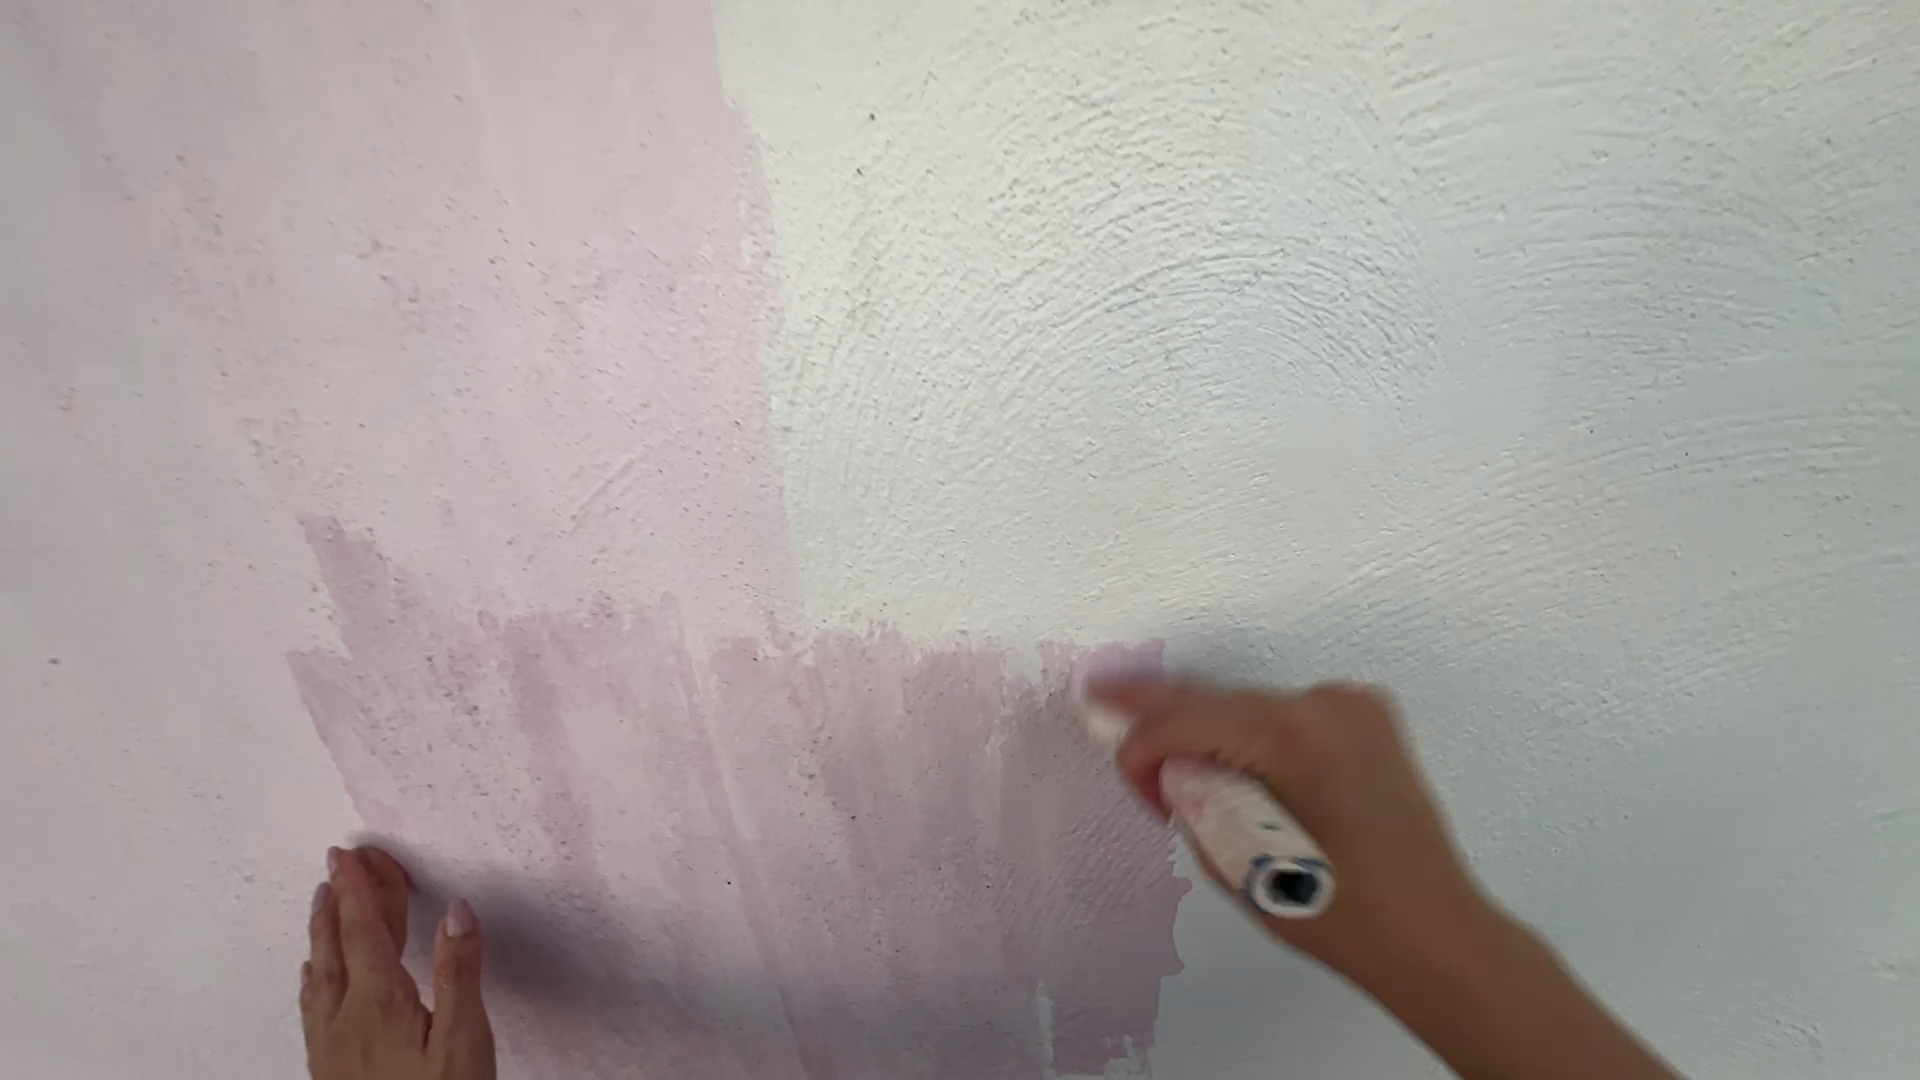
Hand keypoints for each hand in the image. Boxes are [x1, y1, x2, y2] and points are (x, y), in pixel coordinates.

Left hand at [301, 846, 495, 1079]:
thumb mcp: (464, 1034)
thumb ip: (458, 969)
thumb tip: (456, 908)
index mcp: (378, 1002)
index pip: (366, 931)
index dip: (359, 889)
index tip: (349, 854)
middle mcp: (346, 1016)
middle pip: (340, 945)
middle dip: (342, 899)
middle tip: (343, 861)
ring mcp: (333, 1042)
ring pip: (323, 971)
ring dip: (326, 929)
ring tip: (324, 899)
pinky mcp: (332, 1061)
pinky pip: (316, 1001)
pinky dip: (318, 970)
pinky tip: (316, 970)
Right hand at [1089, 677, 1501, 993]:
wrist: (1436, 934)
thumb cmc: (1342, 915)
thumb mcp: (1233, 861)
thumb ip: (1188, 797)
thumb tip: (1162, 761)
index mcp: (1288, 737)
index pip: (1179, 719)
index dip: (1137, 744)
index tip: (1121, 764)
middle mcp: (1320, 704)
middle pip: (1208, 700)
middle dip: (1159, 721)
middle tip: (1113, 718)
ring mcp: (1347, 703)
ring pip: (1241, 703)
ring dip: (1203, 726)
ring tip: (1170, 753)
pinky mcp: (1361, 713)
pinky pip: (1278, 710)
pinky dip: (1247, 729)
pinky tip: (1230, 754)